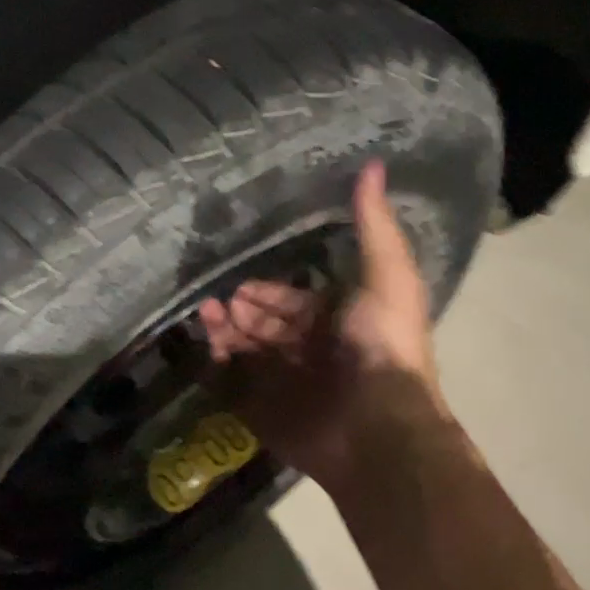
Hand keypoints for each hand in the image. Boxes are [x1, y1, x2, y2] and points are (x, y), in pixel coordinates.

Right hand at [196, 160, 444, 484]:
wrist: (376, 424)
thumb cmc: (381, 346)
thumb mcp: (385, 275)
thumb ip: (372, 225)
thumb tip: (372, 164)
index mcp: (335, 322)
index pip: (290, 302)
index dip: (267, 291)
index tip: (240, 284)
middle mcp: (308, 352)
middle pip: (262, 325)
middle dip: (238, 309)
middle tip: (216, 299)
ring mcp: (284, 384)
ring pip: (243, 351)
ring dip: (222, 331)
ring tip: (205, 315)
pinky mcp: (263, 412)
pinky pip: (230, 385)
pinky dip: (214, 365)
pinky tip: (203, 346)